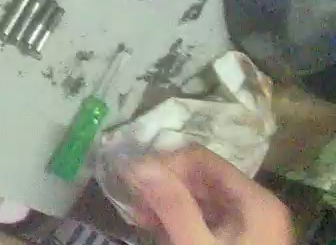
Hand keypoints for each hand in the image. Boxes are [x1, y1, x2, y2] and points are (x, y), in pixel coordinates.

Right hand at [126, 146, 291, 244]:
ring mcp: (249, 218)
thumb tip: (137, 162)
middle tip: (138, 204)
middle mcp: (254, 203)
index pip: (198, 157)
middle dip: (160, 183)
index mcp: (255, 201)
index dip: (164, 165)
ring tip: (144, 218)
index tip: (139, 185)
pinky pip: (202, 208)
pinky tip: (159, 225)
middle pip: (196, 172)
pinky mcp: (239, 232)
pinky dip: (176, 211)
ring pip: (195, 189)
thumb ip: (172, 205)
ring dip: (163, 198)